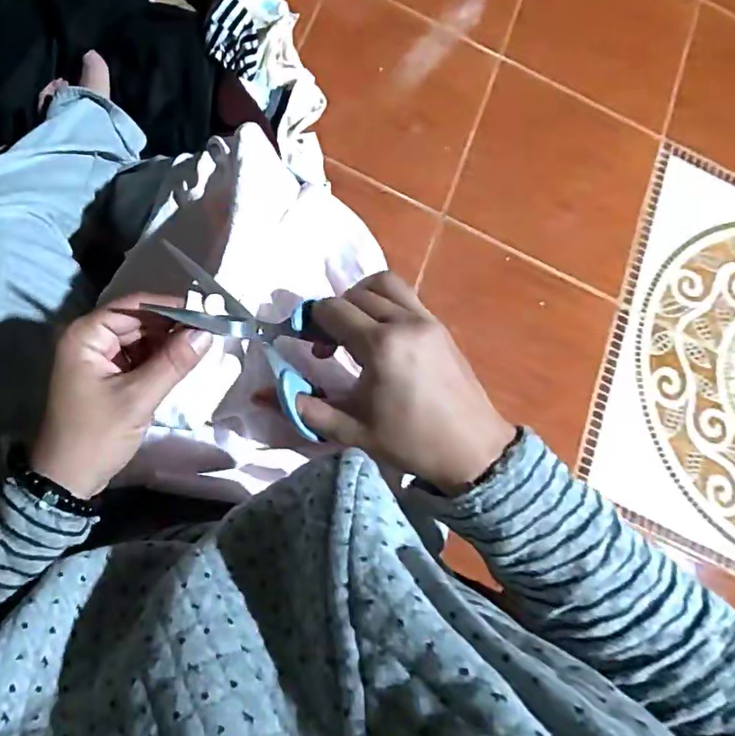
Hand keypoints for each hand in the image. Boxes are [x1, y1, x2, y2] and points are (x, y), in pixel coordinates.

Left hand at [30, 294, 210, 498]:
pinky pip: (139, 355)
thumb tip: (206, 332)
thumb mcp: (138, 398)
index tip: (206, 309)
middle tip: (212, 327)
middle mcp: (89, 338)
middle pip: (138, 320)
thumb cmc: (96, 436)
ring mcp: (98, 357)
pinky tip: (185, 358)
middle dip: (174, 324)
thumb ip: (173, 362)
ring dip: (169, 340)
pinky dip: (160, 356)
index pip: (134, 307)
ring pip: (141, 337)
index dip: (171, 306)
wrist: (67, 479)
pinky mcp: (107, 374)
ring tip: (204, 341)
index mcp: (86, 336)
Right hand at [297, 272, 515, 492]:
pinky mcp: (440, 325)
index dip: (310, 322)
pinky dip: (383, 302)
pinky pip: (405, 296)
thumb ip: (304, 407)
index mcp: (381, 347)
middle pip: (354, 294)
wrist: (473, 451)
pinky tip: (379, 334)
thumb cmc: (410, 443)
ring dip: (359, 297)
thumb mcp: (351, 430)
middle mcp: (404, 323)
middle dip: (332, 312)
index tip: (304, 344)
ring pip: (383, 284)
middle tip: (325, 345)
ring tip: (351, 328)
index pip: (333, 310)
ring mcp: (426, 320)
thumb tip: (261, 394)